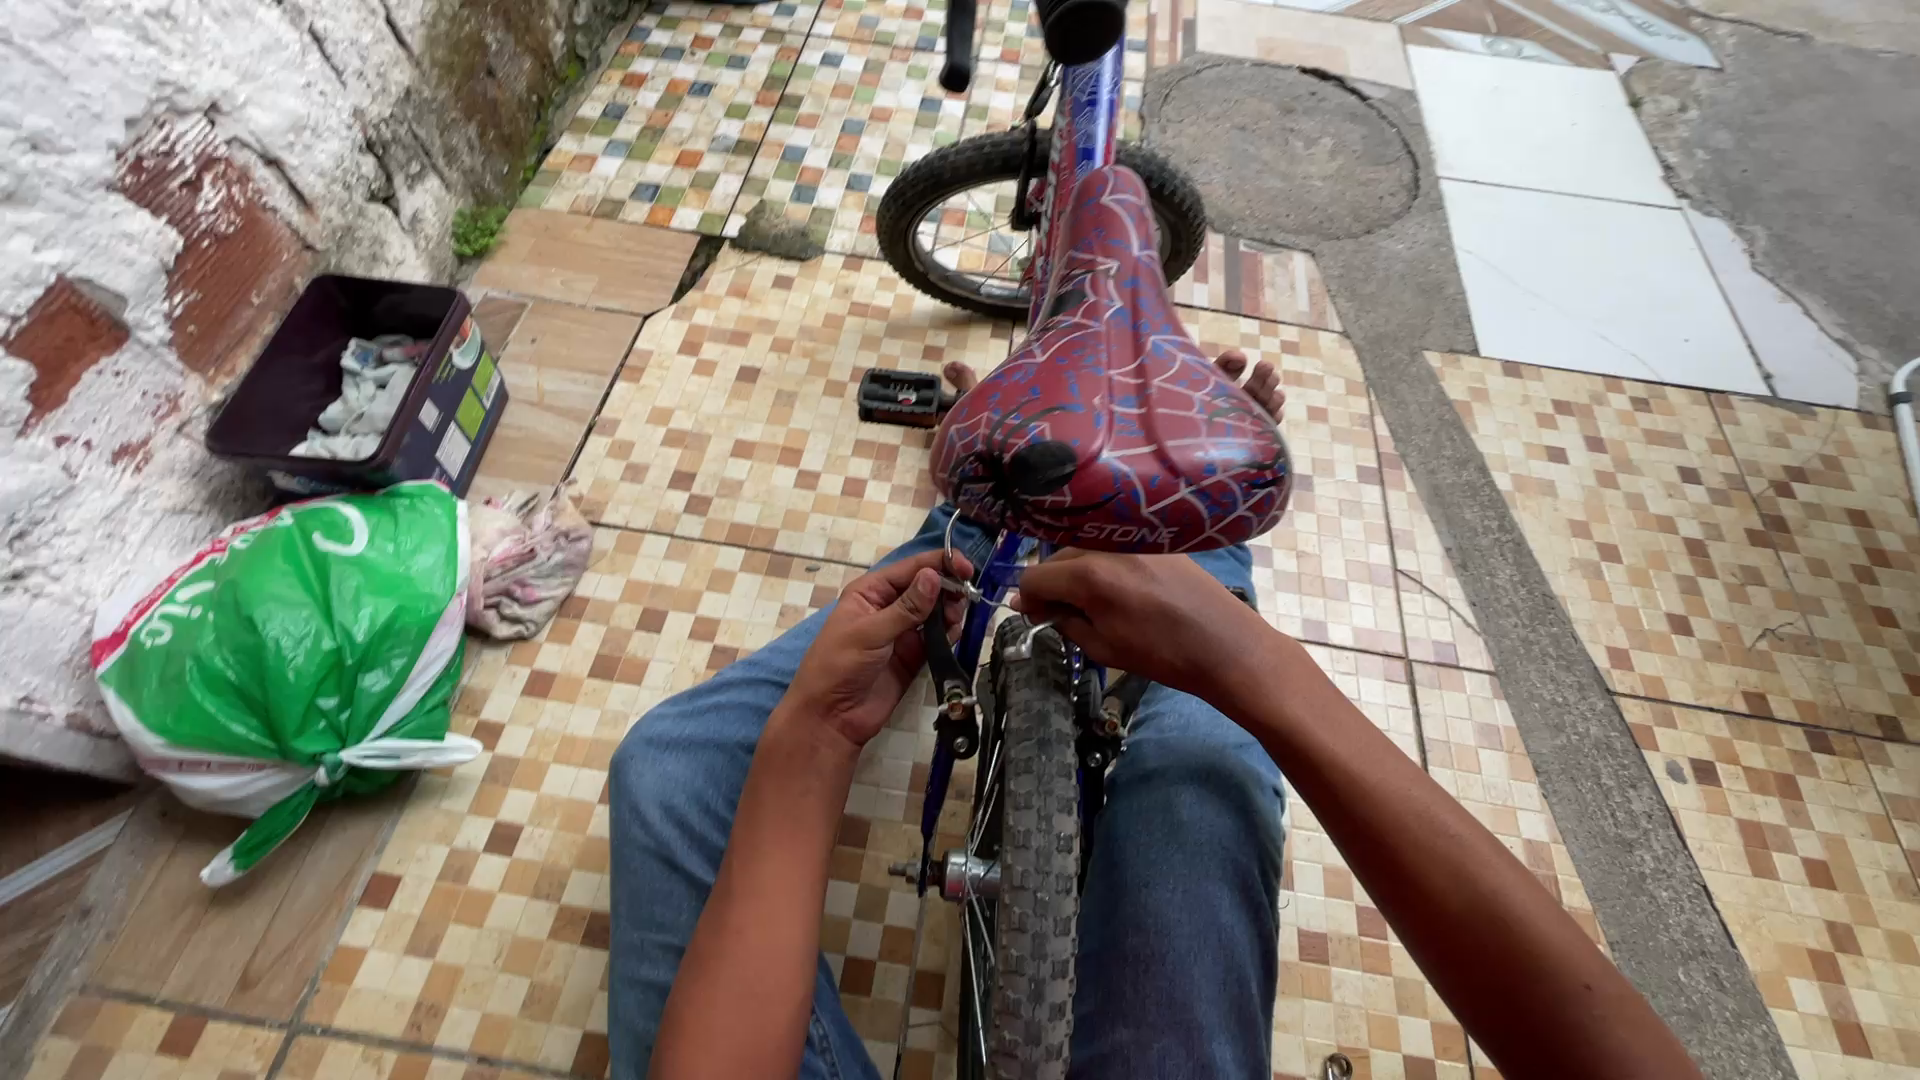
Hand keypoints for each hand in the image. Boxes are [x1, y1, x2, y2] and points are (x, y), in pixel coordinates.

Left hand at [782, 549, 972, 750]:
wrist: (832, 717)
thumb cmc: (839, 665)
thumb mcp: (870, 632)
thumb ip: (906, 607)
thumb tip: (934, 575)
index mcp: (871, 591)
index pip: (911, 568)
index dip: (939, 563)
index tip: (966, 568)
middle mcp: (889, 606)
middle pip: (927, 586)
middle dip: (948, 588)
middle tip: (964, 599)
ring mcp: (903, 631)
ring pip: (936, 611)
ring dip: (950, 610)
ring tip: (954, 621)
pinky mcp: (915, 655)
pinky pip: (938, 636)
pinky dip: (949, 633)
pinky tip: (952, 635)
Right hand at [1011, 549, 1274, 701]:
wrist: (1226, 646)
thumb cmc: (1162, 655)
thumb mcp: (1102, 647)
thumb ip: (1062, 621)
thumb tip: (1031, 607)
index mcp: (1088, 575)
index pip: (1034, 577)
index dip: (1028, 600)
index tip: (1038, 618)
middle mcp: (1105, 547)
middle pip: (1056, 558)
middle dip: (1051, 586)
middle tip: (1063, 615)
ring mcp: (1131, 539)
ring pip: (1083, 550)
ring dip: (1076, 574)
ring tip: (1094, 603)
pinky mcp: (1154, 539)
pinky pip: (1111, 547)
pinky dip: (1103, 565)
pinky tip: (1121, 589)